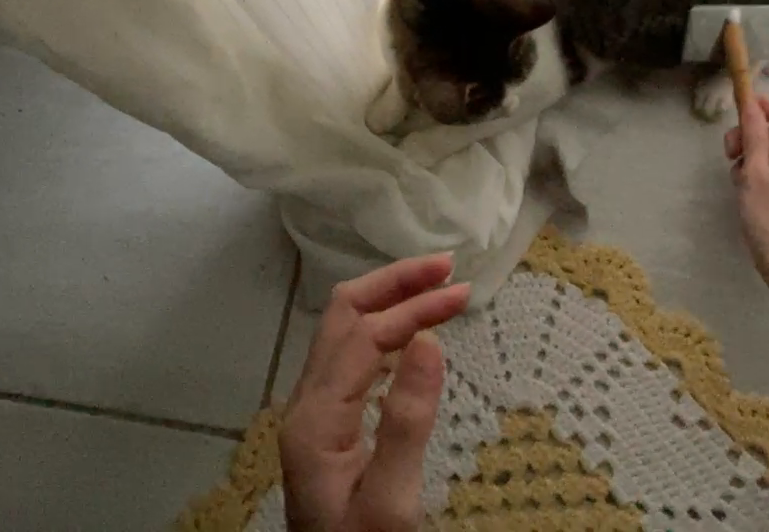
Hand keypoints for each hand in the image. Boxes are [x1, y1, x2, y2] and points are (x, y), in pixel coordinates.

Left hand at [279, 254, 470, 531]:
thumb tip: (429, 340)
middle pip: (344, 312)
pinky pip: (351, 349)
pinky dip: (385, 323)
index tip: (462, 294)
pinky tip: (413, 328)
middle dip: (396, 281)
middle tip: (446, 268)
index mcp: (316, 416)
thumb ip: (406, 421)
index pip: (365, 334)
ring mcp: (313, 406)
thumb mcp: (391, 500)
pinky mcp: (326, 416)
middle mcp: (306, 399)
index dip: (413, 308)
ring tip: (437, 285)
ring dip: (391, 296)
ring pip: (345, 325)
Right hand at [724, 95, 768, 283]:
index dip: (760, 105)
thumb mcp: (754, 170)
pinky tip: (743, 188)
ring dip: (747, 154)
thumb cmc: (767, 214)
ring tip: (736, 176)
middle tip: (729, 152)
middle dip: (748, 134)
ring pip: (768, 149)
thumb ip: (754, 134)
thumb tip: (751, 102)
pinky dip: (753, 170)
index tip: (735, 107)